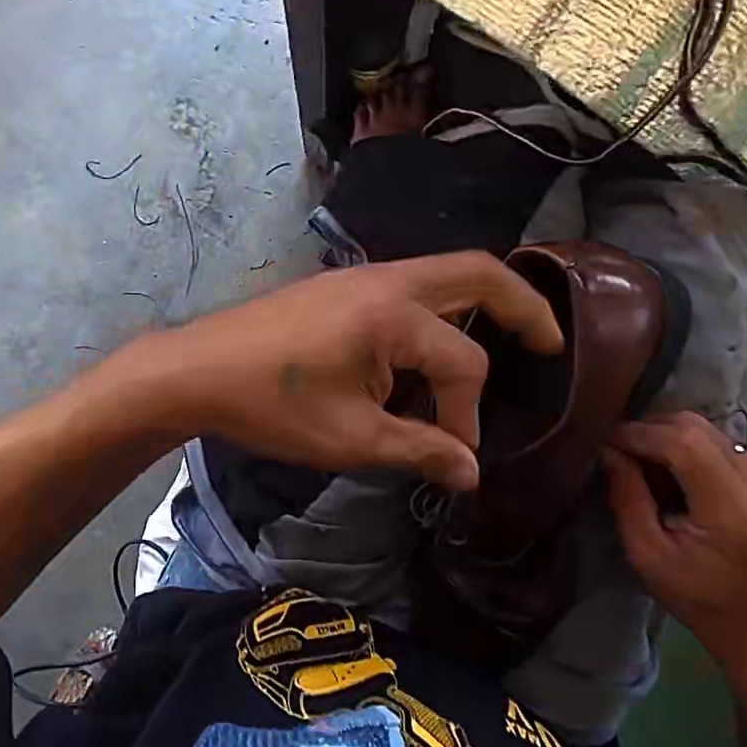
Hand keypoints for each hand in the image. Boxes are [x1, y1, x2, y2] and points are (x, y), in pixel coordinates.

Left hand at [107, 251, 562, 490]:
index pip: (464, 364)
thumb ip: (417, 450)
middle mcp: (384, 280)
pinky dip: (434, 307)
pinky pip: (405, 285)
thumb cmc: (270, 406)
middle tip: (552, 342)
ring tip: (498, 338)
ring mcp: (356, 277)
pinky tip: (426, 344)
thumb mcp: (350, 438)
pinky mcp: (334, 288)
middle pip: (477, 273)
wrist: (195, 370)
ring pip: (439, 274)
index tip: (454, 456)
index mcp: (394, 314)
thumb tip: (471, 473)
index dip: (467, 417)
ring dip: (477, 302)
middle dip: (524, 304)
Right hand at [602, 412, 746, 676]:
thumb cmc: (701, 601)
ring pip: (717, 437)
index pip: (683, 442)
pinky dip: (700, 455)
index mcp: (735, 511)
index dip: (639, 433)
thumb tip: (611, 451)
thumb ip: (627, 497)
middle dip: (654, 430)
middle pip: (701, 430)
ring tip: (651, 468)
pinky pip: (734, 453)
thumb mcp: (647, 555)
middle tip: (624, 451)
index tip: (608, 442)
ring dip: (676, 442)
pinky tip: (684, 481)